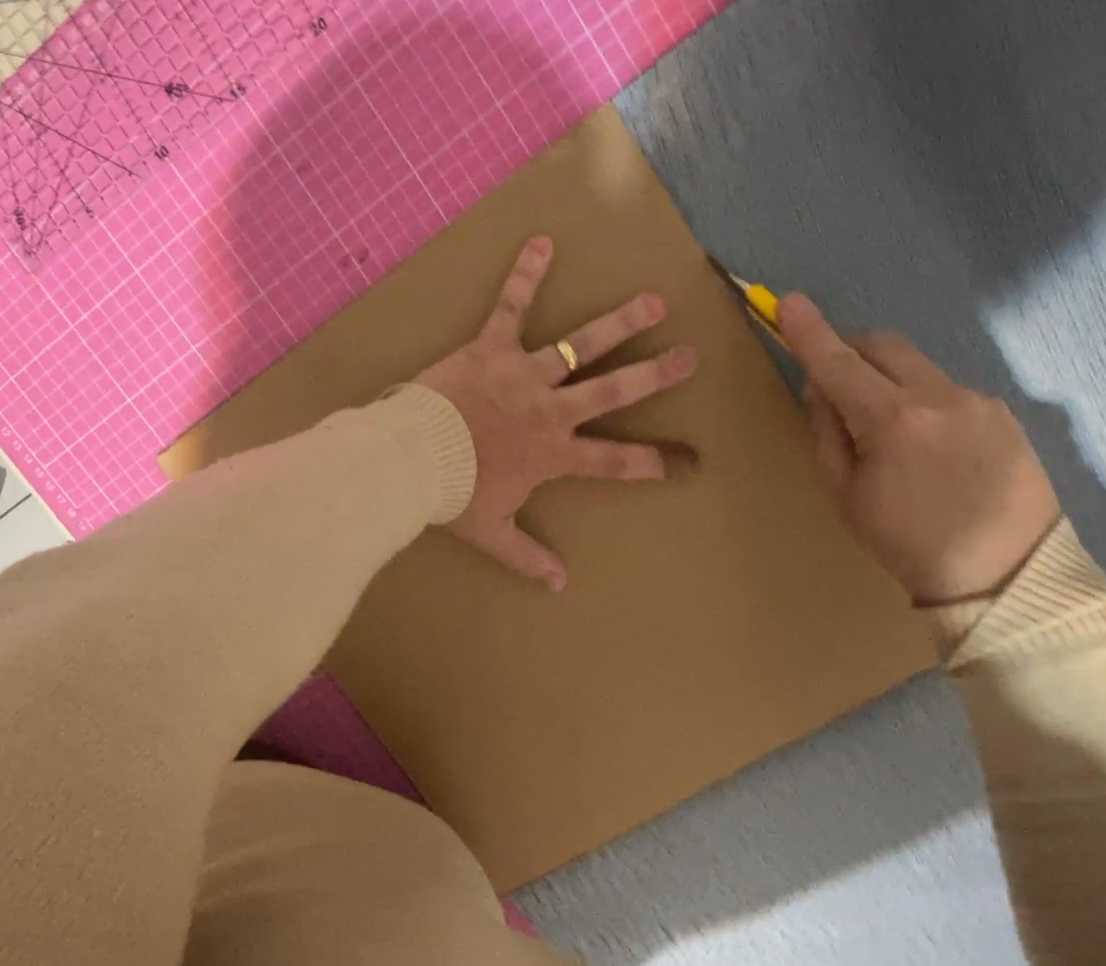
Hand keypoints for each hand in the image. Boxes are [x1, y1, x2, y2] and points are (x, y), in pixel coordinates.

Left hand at [414, 236, 697, 591]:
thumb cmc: (453, 495)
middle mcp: (551, 409)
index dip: (658, 463)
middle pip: (613, 392)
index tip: (692, 462)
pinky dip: (525, 274)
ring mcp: (525, 374)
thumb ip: (527, 557)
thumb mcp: (491, 532)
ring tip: (653, 301)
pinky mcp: (491, 348)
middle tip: (689, 358)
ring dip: (618, 323)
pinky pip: (510, 306)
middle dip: (654, 375)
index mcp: (554, 453)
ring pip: (581, 344)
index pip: (617, 462)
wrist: (413, 458)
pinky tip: (543, 241)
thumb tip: (559, 585)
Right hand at [780, 293, 1060, 604]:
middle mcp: (940, 395)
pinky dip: (920, 399)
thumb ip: (827, 433)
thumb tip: (820, 389)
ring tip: (881, 426)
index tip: (787, 303)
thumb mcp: (845, 495)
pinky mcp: (1003, 413)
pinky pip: (947, 390)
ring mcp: (979, 400)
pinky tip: (925, 444)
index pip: (838, 363)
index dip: (809, 333)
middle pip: (884, 345)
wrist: (1005, 573)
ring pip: (917, 367)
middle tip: (829, 370)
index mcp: (893, 420)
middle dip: (850, 346)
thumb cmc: (906, 541)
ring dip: (887, 377)